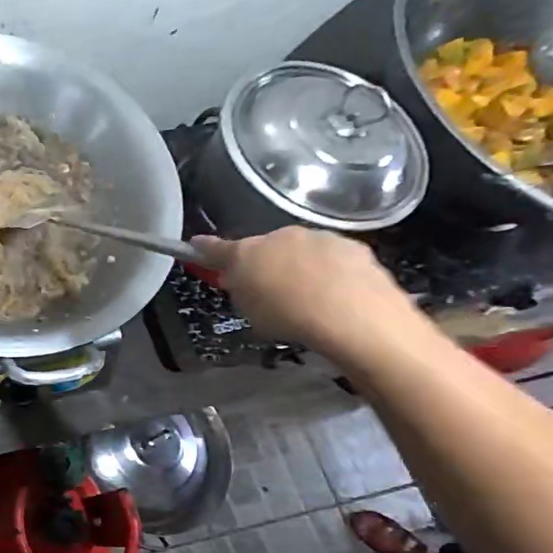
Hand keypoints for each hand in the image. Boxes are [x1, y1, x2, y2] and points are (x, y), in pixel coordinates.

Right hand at [190, 227, 429, 365]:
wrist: (354, 316)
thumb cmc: (289, 316)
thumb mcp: (250, 310)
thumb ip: (240, 288)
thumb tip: (234, 275)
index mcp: (250, 250)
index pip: (221, 248)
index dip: (206, 249)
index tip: (196, 245)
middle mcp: (285, 236)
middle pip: (268, 248)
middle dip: (267, 264)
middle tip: (271, 295)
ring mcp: (322, 239)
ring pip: (304, 252)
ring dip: (303, 269)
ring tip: (311, 304)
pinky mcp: (356, 249)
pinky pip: (335, 261)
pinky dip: (333, 276)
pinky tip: (338, 302)